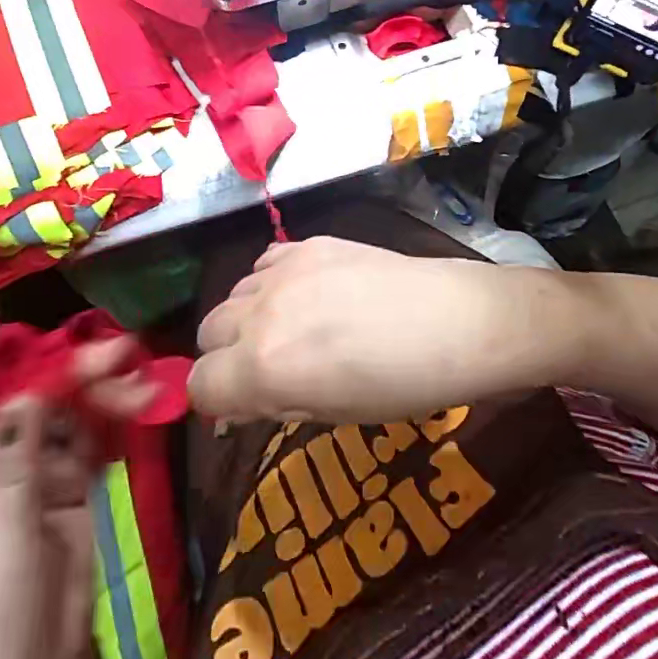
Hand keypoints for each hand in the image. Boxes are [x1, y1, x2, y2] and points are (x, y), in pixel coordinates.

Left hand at [0, 310, 154, 658]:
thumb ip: (15, 462)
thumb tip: (25, 396)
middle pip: (16, 398)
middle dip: (55, 368)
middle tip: (102, 348)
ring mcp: (33, 473)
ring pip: (61, 414)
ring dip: (94, 388)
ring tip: (130, 368)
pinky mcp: (71, 487)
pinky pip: (90, 441)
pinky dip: (112, 417)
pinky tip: (136, 399)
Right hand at [188, 237, 565, 422]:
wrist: (457, 321)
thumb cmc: (403, 386)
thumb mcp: (333, 414)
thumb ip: (272, 403)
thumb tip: (237, 404)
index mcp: (263, 367)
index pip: (200, 385)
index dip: (215, 401)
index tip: (241, 404)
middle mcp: (259, 314)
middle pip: (206, 334)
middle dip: (225, 357)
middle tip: (267, 367)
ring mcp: (281, 272)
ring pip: (231, 296)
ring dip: (246, 319)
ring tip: (290, 329)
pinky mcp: (305, 245)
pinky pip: (262, 265)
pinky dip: (269, 285)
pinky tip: (304, 295)